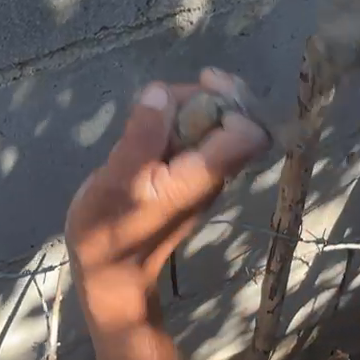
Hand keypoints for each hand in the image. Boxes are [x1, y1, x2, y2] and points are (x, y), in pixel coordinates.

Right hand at [65, 69, 269, 333]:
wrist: (110, 277)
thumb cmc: (110, 235)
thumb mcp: (117, 182)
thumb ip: (142, 135)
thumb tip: (160, 92)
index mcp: (200, 176)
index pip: (250, 132)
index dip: (233, 99)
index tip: (199, 82)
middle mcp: (209, 175)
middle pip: (231, 120)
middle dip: (199, 97)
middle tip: (157, 99)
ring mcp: (197, 179)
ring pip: (209, 129)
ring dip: (182, 110)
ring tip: (144, 114)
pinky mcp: (181, 181)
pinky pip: (190, 142)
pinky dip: (171, 127)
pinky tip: (142, 132)